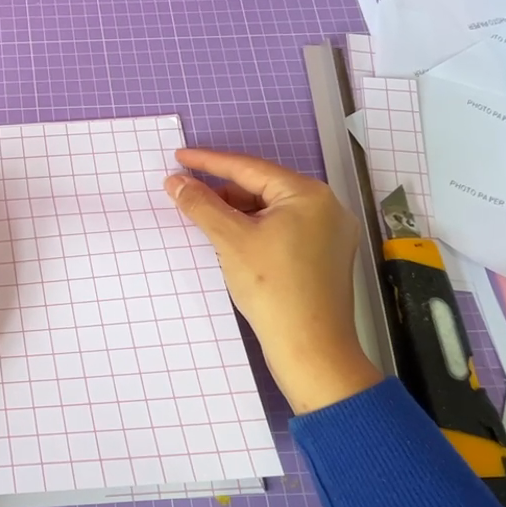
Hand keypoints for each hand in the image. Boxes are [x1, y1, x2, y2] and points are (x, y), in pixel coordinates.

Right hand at [164, 149, 379, 413]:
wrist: (311, 350)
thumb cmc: (272, 288)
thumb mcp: (229, 240)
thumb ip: (200, 204)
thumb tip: (175, 181)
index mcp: (308, 195)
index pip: (249, 168)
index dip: (209, 162)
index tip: (179, 156)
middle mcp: (326, 207)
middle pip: (263, 187)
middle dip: (223, 189)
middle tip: (187, 191)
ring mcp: (330, 233)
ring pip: (272, 209)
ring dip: (238, 210)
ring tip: (205, 216)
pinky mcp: (326, 256)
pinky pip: (284, 228)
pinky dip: (255, 227)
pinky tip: (232, 237)